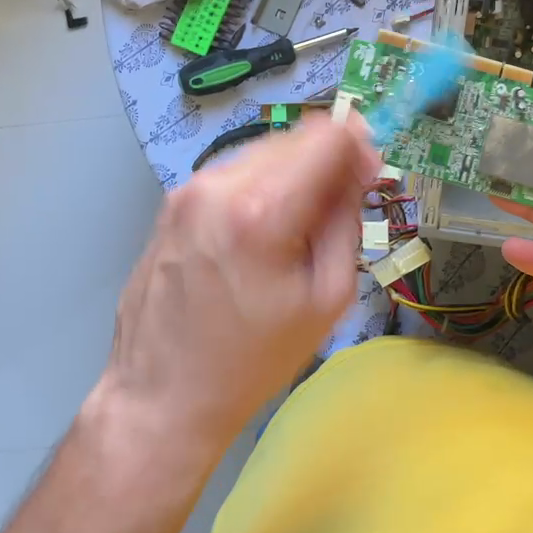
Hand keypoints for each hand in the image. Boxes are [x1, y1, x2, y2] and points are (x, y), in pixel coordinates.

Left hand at [91, 115, 379, 451]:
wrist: (162, 396)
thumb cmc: (253, 360)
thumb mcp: (327, 299)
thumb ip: (346, 221)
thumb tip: (358, 168)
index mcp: (262, 211)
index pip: (326, 136)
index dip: (358, 144)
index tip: (370, 172)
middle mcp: (219, 185)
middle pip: (294, 137)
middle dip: (327, 158)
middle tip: (343, 201)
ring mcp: (187, 191)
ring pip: (261, 151)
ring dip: (292, 170)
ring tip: (299, 222)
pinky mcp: (170, 203)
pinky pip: (231, 173)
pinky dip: (258, 185)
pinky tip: (260, 230)